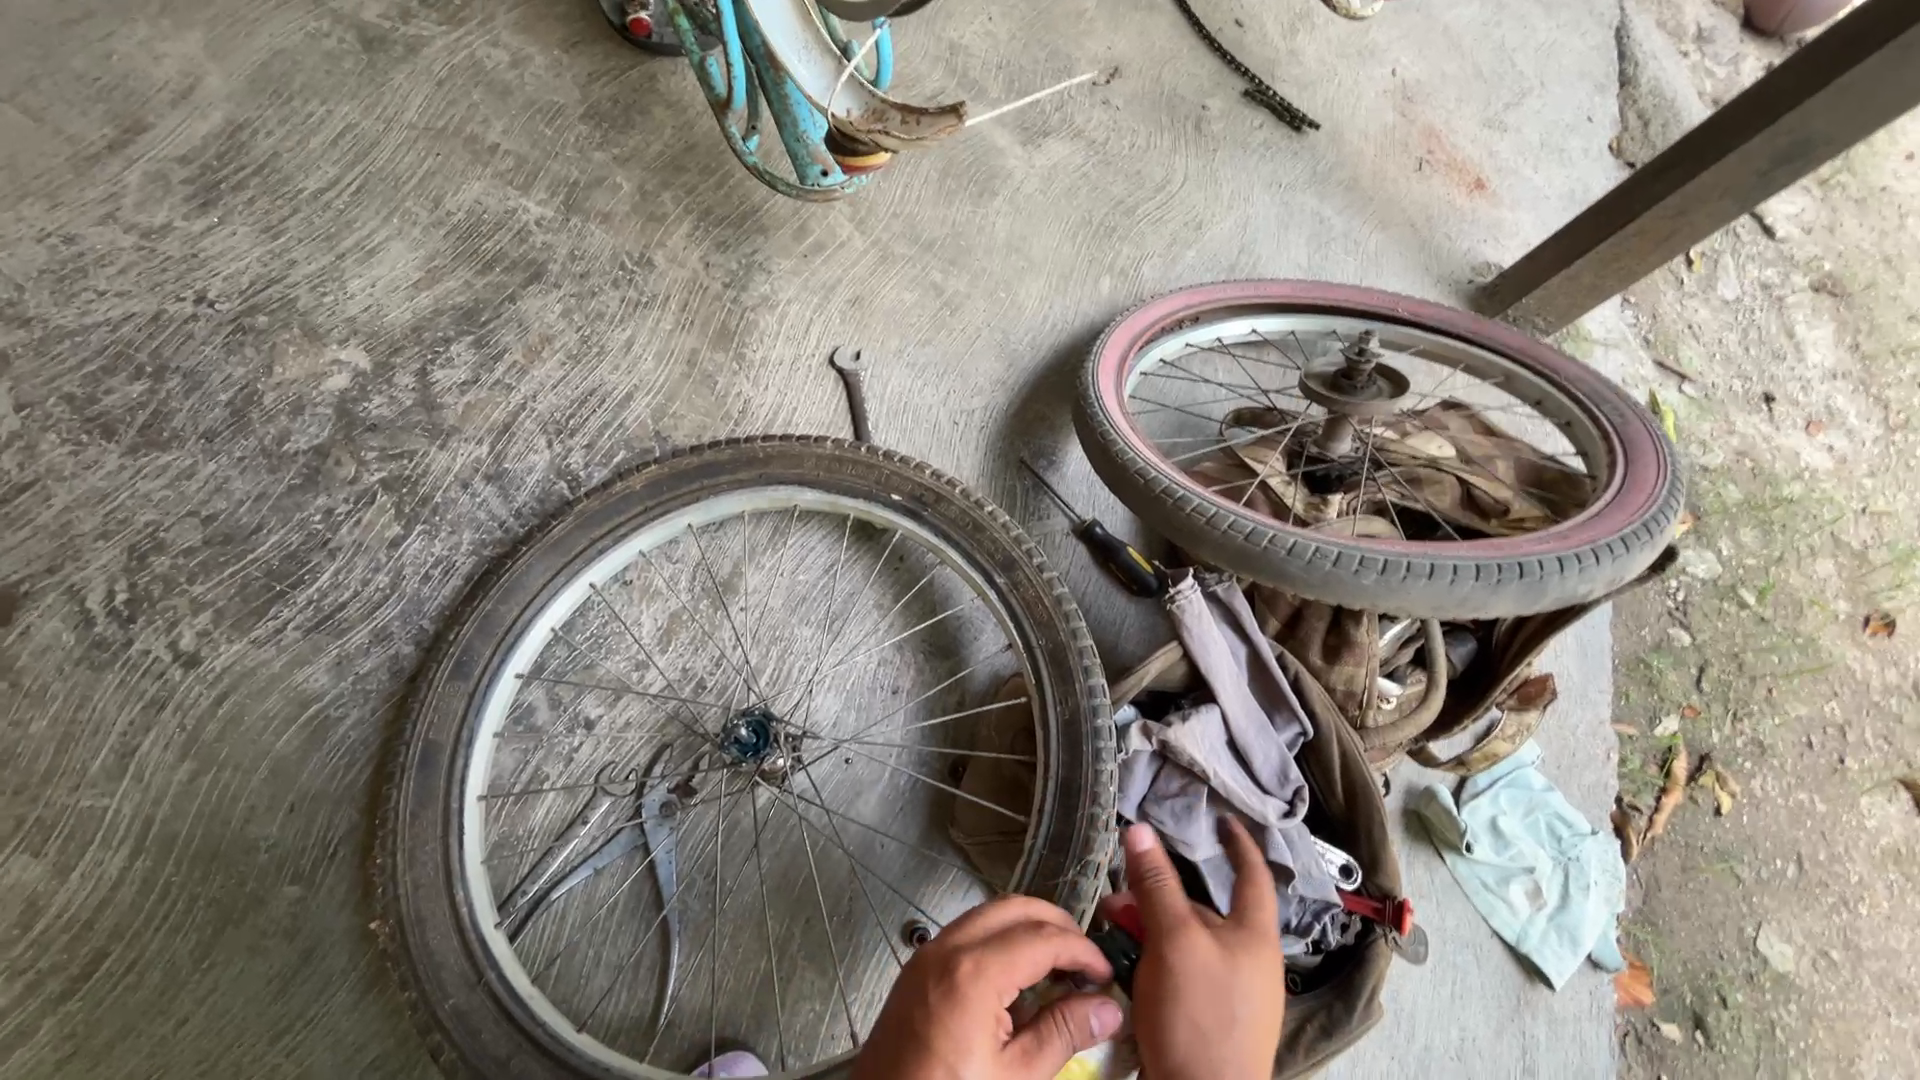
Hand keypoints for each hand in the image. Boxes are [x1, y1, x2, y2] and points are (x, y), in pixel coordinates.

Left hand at [850, 895, 1122, 1079]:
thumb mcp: (1016, 1077)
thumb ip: (1063, 1033)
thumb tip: (1107, 1008)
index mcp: (973, 972)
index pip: (1042, 937)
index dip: (1081, 950)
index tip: (1106, 972)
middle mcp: (947, 948)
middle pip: (1014, 907)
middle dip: (1055, 924)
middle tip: (1085, 958)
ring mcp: (927, 955)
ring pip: (988, 914)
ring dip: (1026, 928)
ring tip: (1057, 967)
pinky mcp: (917, 970)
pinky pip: (966, 933)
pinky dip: (998, 939)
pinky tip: (1017, 980)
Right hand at [1104, 819, 1284, 1079]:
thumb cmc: (1199, 1014)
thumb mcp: (1173, 939)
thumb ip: (1155, 884)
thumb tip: (1139, 828)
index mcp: (1254, 936)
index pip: (1252, 874)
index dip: (1238, 843)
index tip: (1221, 819)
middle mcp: (1247, 960)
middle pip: (1202, 910)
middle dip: (1160, 894)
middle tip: (1118, 894)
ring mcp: (1229, 993)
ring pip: (1185, 942)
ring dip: (1149, 928)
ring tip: (1112, 928)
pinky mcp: (1208, 1019)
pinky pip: (1180, 973)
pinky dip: (1154, 959)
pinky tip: (1125, 963)